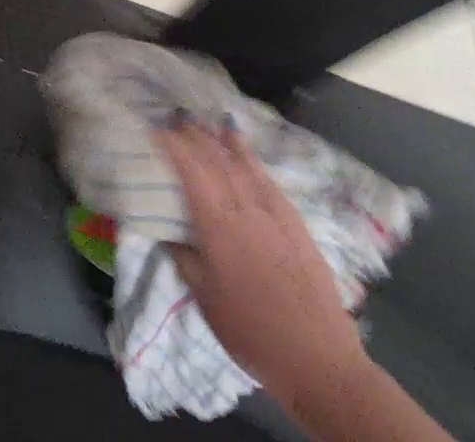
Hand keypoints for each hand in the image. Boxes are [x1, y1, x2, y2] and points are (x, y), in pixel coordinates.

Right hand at [157, 123, 368, 412]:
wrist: (315, 356)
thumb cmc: (249, 330)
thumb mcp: (204, 298)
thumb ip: (185, 258)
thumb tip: (168, 232)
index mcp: (219, 227)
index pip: (193, 174)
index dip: (175, 148)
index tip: (158, 129)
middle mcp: (248, 212)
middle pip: (220, 164)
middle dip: (199, 139)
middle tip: (182, 119)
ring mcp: (277, 217)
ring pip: (249, 169)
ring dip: (229, 144)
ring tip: (215, 124)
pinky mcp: (298, 228)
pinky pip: (271, 185)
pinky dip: (256, 165)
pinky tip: (251, 160)